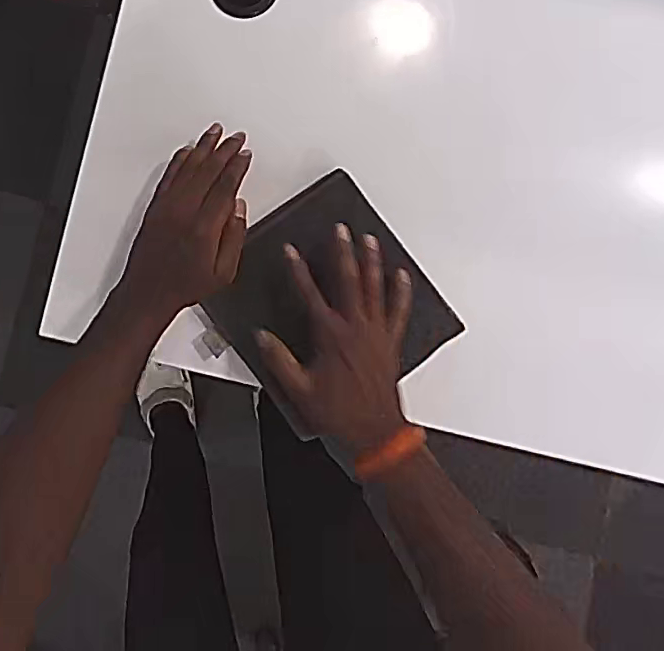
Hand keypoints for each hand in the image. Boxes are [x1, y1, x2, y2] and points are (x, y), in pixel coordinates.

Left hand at [108, 123, 250, 327]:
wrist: (148, 291)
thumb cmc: (185, 285)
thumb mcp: (224, 272)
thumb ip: (234, 237)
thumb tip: (238, 207)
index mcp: (205, 228)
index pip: (225, 186)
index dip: (237, 167)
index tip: (245, 154)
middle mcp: (184, 212)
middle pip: (208, 171)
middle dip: (225, 150)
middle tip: (236, 137)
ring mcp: (167, 207)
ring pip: (188, 167)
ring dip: (203, 147)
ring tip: (215, 132)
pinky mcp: (155, 206)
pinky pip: (169, 176)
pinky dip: (179, 160)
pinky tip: (187, 150)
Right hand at [256, 223, 413, 456]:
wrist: (376, 434)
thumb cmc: (339, 412)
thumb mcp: (299, 389)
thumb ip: (278, 360)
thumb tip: (262, 336)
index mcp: (330, 335)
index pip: (310, 293)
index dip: (298, 270)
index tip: (291, 251)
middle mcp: (355, 327)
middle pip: (348, 280)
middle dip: (343, 252)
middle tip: (340, 230)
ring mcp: (376, 332)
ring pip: (375, 288)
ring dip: (372, 262)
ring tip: (369, 240)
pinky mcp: (390, 341)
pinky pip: (398, 311)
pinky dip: (401, 292)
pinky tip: (401, 275)